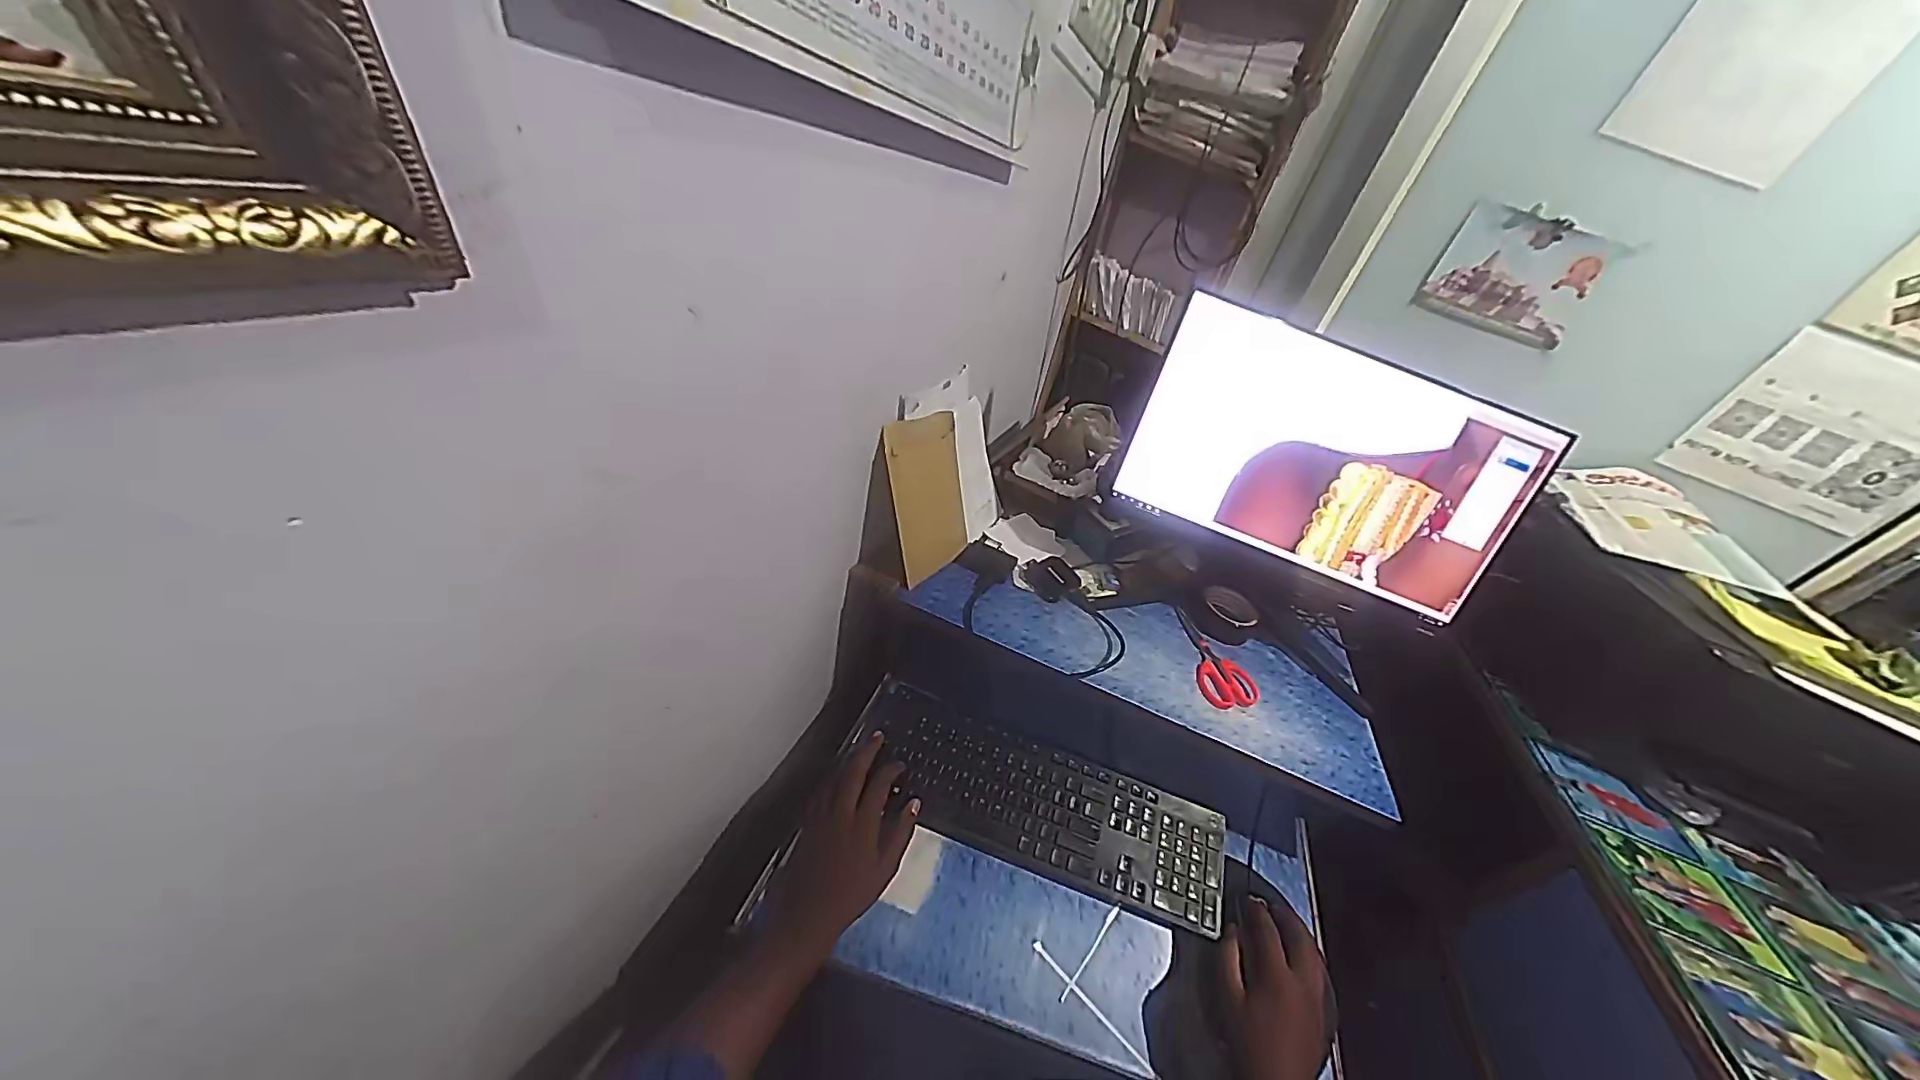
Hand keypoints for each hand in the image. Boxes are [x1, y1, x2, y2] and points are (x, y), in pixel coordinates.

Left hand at [768, 732, 918, 958]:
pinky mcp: (808, 820)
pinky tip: (839, 774)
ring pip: (835, 776)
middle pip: (854, 771)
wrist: (807, 913)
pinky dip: (834, 775)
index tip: (901, 766)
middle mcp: (840, 813)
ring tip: (861, 750)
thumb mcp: (885, 867)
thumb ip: (901, 832)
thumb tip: (913, 804)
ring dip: (849, 759)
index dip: (891, 770)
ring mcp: (821, 815)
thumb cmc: (851, 895)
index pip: (879, 784)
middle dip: (867, 751)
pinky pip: (823, 788)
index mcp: (863, 824)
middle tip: (878, 738)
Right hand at [1216, 894, 1330, 1079]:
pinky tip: (1299, 952)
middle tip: (1267, 903)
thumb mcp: (1226, 997)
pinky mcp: (1325, 1010)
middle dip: (1282, 914)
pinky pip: (1320, 969)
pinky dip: (1309, 951)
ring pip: (1314, 951)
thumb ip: (1227, 958)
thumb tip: (1233, 932)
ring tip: (1284, 921)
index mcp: (1276, 975)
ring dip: (1298, 931)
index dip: (1254, 910)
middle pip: (1297, 935)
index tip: (1245, 900)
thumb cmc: (1247, 1043)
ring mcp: (1319, 996)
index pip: (1266, 929)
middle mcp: (1303, 981)